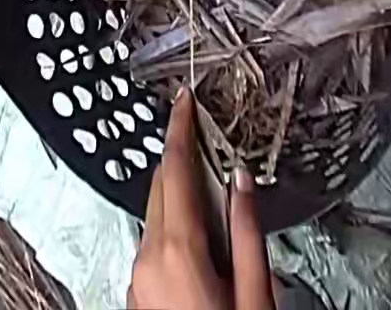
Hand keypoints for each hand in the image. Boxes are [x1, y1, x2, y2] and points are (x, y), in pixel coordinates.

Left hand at [129, 93, 273, 309]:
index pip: (174, 167)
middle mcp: (148, 258)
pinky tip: (200, 252)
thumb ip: (247, 232)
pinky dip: (172, 233)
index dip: (179, 127)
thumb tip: (243, 179)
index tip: (184, 100)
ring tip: (215, 214)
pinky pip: (152, 245)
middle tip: (210, 150)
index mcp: (177, 250)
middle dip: (183, 162)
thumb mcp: (255, 297)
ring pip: (156, 215)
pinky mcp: (135, 295)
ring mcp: (137, 278)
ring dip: (179, 201)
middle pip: (161, 186)